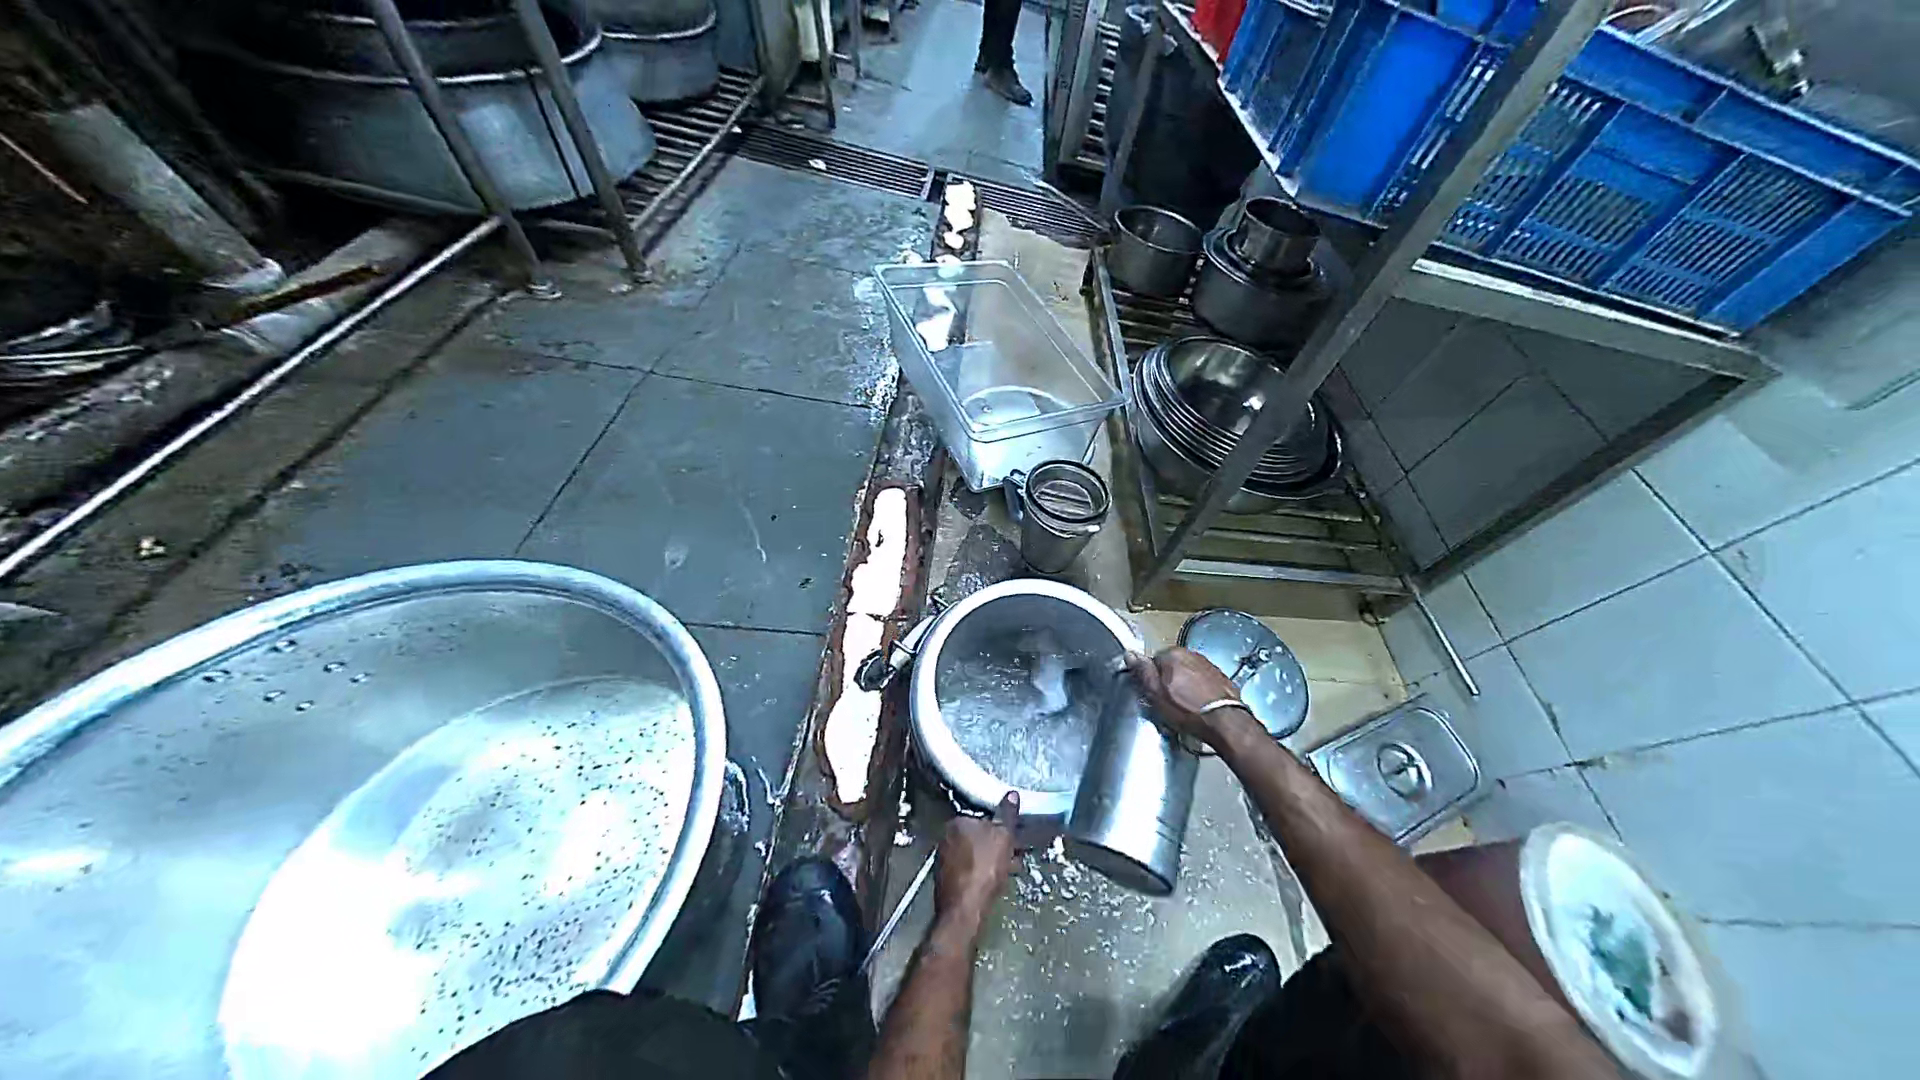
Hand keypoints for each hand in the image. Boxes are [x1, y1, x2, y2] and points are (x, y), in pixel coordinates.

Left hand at [933, 792, 1017, 928]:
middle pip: (978, 836)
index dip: (1000, 827)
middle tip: (1014, 854)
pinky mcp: (946, 880)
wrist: (965, 910)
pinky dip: (982, 873)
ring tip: (1009, 869)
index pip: (982, 817)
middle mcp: (945, 838)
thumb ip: (1008, 815)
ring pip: (975, 854)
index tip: (1012, 837)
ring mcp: (943, 859)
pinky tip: (994, 882)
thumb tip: (1012, 795)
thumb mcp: (1003, 837)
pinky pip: (969, 870)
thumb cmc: (985, 868)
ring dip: (992, 860)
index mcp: (956, 822)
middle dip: (997, 844)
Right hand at [1127, 647, 1257, 750]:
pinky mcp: (1222, 677)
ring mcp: (1208, 665)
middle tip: (1170, 702)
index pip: (1153, 661)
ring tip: (1186, 706)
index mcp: (1172, 654)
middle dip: (1170, 681)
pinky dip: (1200, 691)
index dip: (1153, 680)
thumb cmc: (1188, 710)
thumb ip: (1142, 671)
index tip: (1155, 694)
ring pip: (1188, 673)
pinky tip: (1200, 706)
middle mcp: (1191, 654)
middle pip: (1172, 666)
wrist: (1226, 722)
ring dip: (1186, 686)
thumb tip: (1130, 654)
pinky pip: (1203, 681)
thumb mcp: (1156, 694)